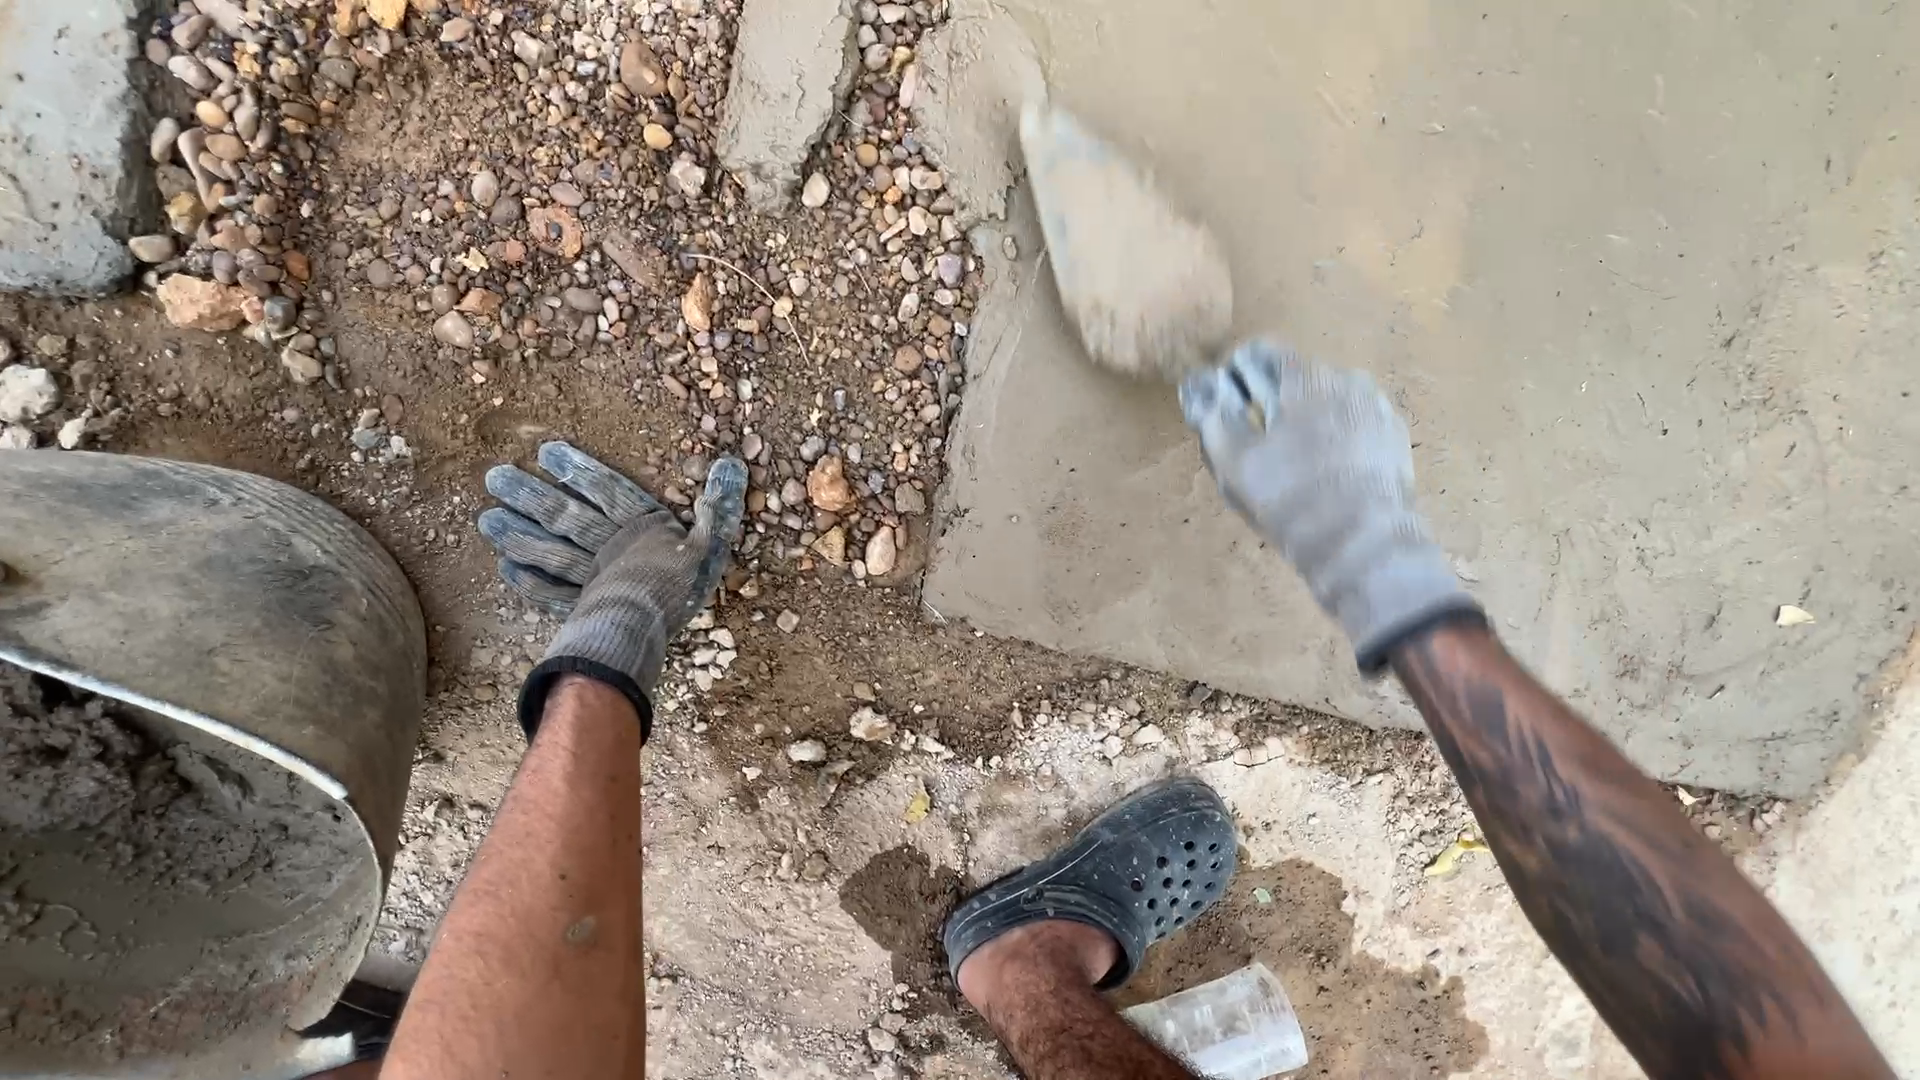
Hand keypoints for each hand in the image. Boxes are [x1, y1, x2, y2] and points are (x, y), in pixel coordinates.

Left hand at [478, 441, 745, 738]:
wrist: (652, 634)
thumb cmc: (684, 588)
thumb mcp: (712, 545)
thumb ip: (719, 508)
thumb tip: (730, 465)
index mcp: (640, 529)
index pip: (607, 492)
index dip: (579, 471)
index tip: (546, 453)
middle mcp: (610, 548)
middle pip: (567, 518)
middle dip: (531, 496)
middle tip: (495, 477)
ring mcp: (592, 579)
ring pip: (552, 551)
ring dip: (519, 535)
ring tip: (487, 519)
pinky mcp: (585, 607)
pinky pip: (551, 592)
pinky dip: (529, 582)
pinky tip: (506, 569)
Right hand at [1179, 340, 1479, 669]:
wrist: (1362, 544)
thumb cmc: (1287, 496)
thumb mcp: (1232, 459)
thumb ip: (1211, 414)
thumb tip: (1198, 384)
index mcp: (1304, 376)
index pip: (1258, 353)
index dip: (1232, 379)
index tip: (1223, 411)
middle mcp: (1346, 378)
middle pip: (1292, 377)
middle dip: (1268, 402)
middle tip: (1253, 445)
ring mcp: (1377, 407)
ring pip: (1325, 401)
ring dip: (1302, 420)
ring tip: (1290, 465)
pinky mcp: (1394, 438)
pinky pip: (1351, 425)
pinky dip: (1332, 439)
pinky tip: (1322, 475)